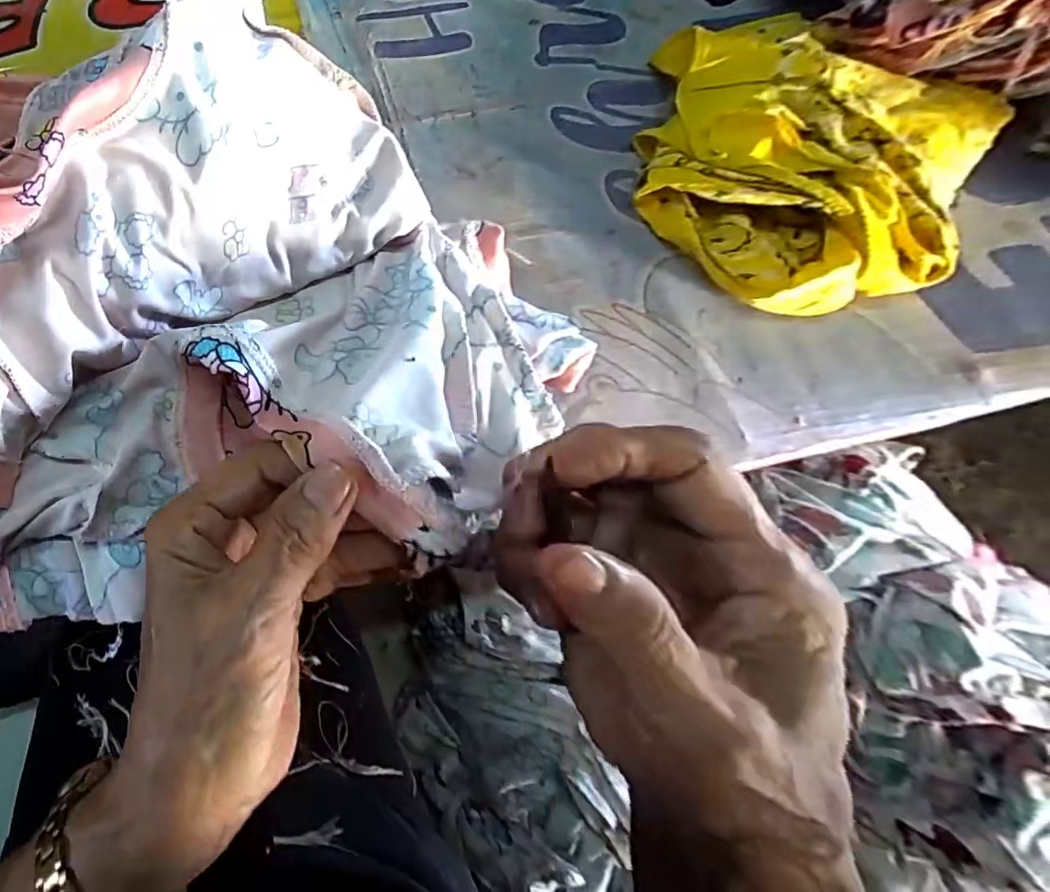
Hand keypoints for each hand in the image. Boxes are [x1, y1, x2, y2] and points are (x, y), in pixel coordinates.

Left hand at [69, 443, 369, 888]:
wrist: (200, 781)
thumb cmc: (212, 688)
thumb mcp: (254, 607)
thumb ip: (296, 538)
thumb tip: (339, 471)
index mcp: (191, 523)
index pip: (256, 469)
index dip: (311, 461)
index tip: (375, 461)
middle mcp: (217, 535)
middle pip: (285, 495)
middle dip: (341, 493)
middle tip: (410, 489)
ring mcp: (248, 567)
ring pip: (307, 529)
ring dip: (356, 526)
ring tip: (419, 518)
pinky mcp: (276, 600)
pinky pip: (318, 564)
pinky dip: (354, 559)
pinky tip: (400, 554)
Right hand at [496, 425, 859, 890]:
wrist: (710, 816)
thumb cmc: (731, 766)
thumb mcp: (690, 704)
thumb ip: (632, 625)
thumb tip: (559, 556)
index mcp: (751, 561)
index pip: (688, 464)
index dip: (618, 450)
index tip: (552, 469)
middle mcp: (693, 544)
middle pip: (612, 470)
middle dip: (552, 484)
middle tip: (515, 520)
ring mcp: (642, 559)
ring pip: (567, 499)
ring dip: (528, 523)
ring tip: (528, 585)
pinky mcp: (599, 579)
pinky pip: (545, 538)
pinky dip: (523, 558)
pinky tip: (538, 610)